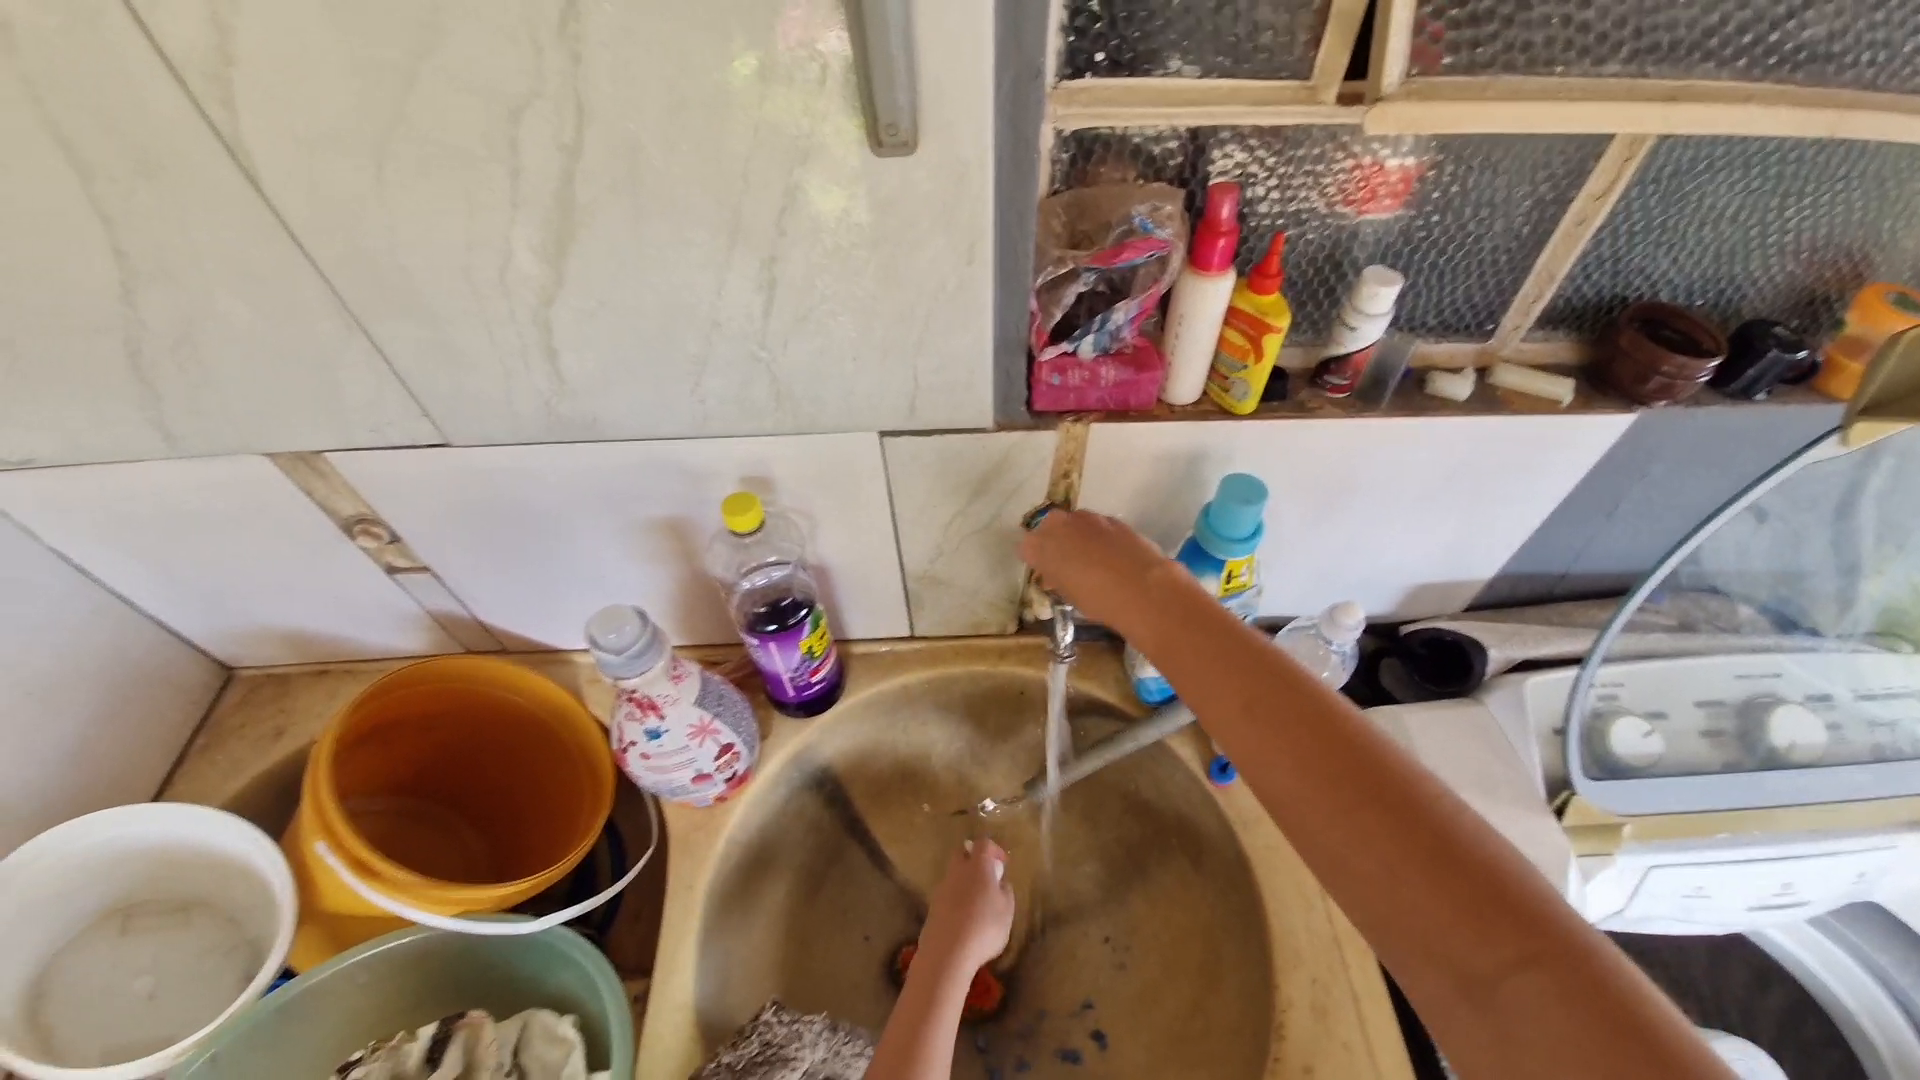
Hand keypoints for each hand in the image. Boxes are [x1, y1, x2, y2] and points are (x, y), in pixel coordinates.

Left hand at [917, 839, 1014, 975]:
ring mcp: (941, 888)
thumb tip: (1000, 883)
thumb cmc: (984, 927)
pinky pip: (947, 894)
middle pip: (962, 854)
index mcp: (977, 866)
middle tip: (988, 878)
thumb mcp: (1007, 911)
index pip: (983, 843)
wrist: (947, 952)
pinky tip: (965, 919)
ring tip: (979, 904)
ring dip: (965, 882)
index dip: (994, 849)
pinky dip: (957, 899)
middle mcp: (956, 871)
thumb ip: (1005, 892)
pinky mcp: (932, 907)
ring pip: (954, 875)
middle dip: (975, 860)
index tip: (1003, 864)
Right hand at [1020, 509, 1177, 630]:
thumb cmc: (1096, 598)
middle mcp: (1061, 523)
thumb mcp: (1067, 595)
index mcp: (1040, 544)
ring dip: (1080, 538)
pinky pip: (1100, 527)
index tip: (1047, 574)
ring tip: (1094, 562)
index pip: (1027, 548)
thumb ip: (1056, 578)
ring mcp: (1089, 518)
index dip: (1037, 561)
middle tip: (1068, 565)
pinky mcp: (1114, 519)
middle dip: (1056, 543)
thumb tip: (1057, 574)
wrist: (1142, 588)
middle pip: (1050, 528)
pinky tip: (1114, 558)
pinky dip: (1102, 538)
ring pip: (1076, 525)